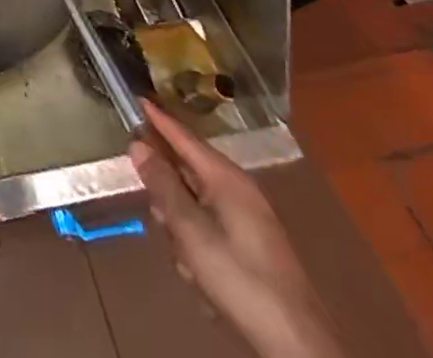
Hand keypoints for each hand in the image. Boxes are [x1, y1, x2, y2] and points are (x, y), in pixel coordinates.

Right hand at [128, 101, 341, 357]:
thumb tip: (138, 146)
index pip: (185, 138)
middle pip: (187, 172)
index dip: (160, 120)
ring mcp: (246, 215)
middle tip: (160, 220)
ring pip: (194, 204)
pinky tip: (200, 274)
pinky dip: (196, 244)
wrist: (294, 338)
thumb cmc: (239, 277)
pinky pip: (207, 227)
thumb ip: (163, 187)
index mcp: (226, 178)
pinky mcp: (249, 240)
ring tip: (187, 260)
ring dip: (181, 228)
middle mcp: (238, 188)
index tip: (138, 98)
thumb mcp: (191, 232)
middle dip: (167, 195)